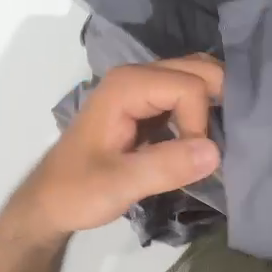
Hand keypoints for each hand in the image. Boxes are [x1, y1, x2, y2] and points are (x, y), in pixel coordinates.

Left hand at [10, 57, 223, 241]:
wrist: (49, 201)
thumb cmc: (77, 191)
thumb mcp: (118, 185)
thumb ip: (164, 167)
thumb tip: (215, 152)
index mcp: (127, 86)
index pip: (189, 86)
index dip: (199, 123)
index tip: (191, 161)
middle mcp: (137, 75)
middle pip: (198, 69)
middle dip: (218, 102)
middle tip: (221, 144)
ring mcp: (142, 86)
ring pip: (196, 76)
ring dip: (214, 105)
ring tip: (219, 141)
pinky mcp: (148, 102)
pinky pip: (187, 92)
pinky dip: (204, 110)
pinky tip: (206, 140)